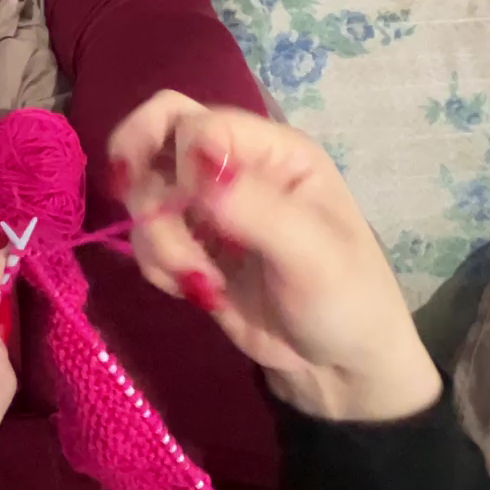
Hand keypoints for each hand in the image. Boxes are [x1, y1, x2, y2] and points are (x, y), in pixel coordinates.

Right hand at [108, 91, 440, 422]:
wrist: (335, 367)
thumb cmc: (346, 302)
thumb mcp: (314, 257)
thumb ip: (257, 208)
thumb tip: (197, 173)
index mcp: (274, 152)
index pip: (197, 122)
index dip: (180, 160)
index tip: (194, 208)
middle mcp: (234, 168)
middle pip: (155, 134)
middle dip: (143, 183)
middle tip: (147, 219)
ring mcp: (205, 207)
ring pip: (143, 195)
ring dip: (158, 243)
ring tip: (200, 283)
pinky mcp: (186, 245)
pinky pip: (142, 239)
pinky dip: (156, 267)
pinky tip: (196, 292)